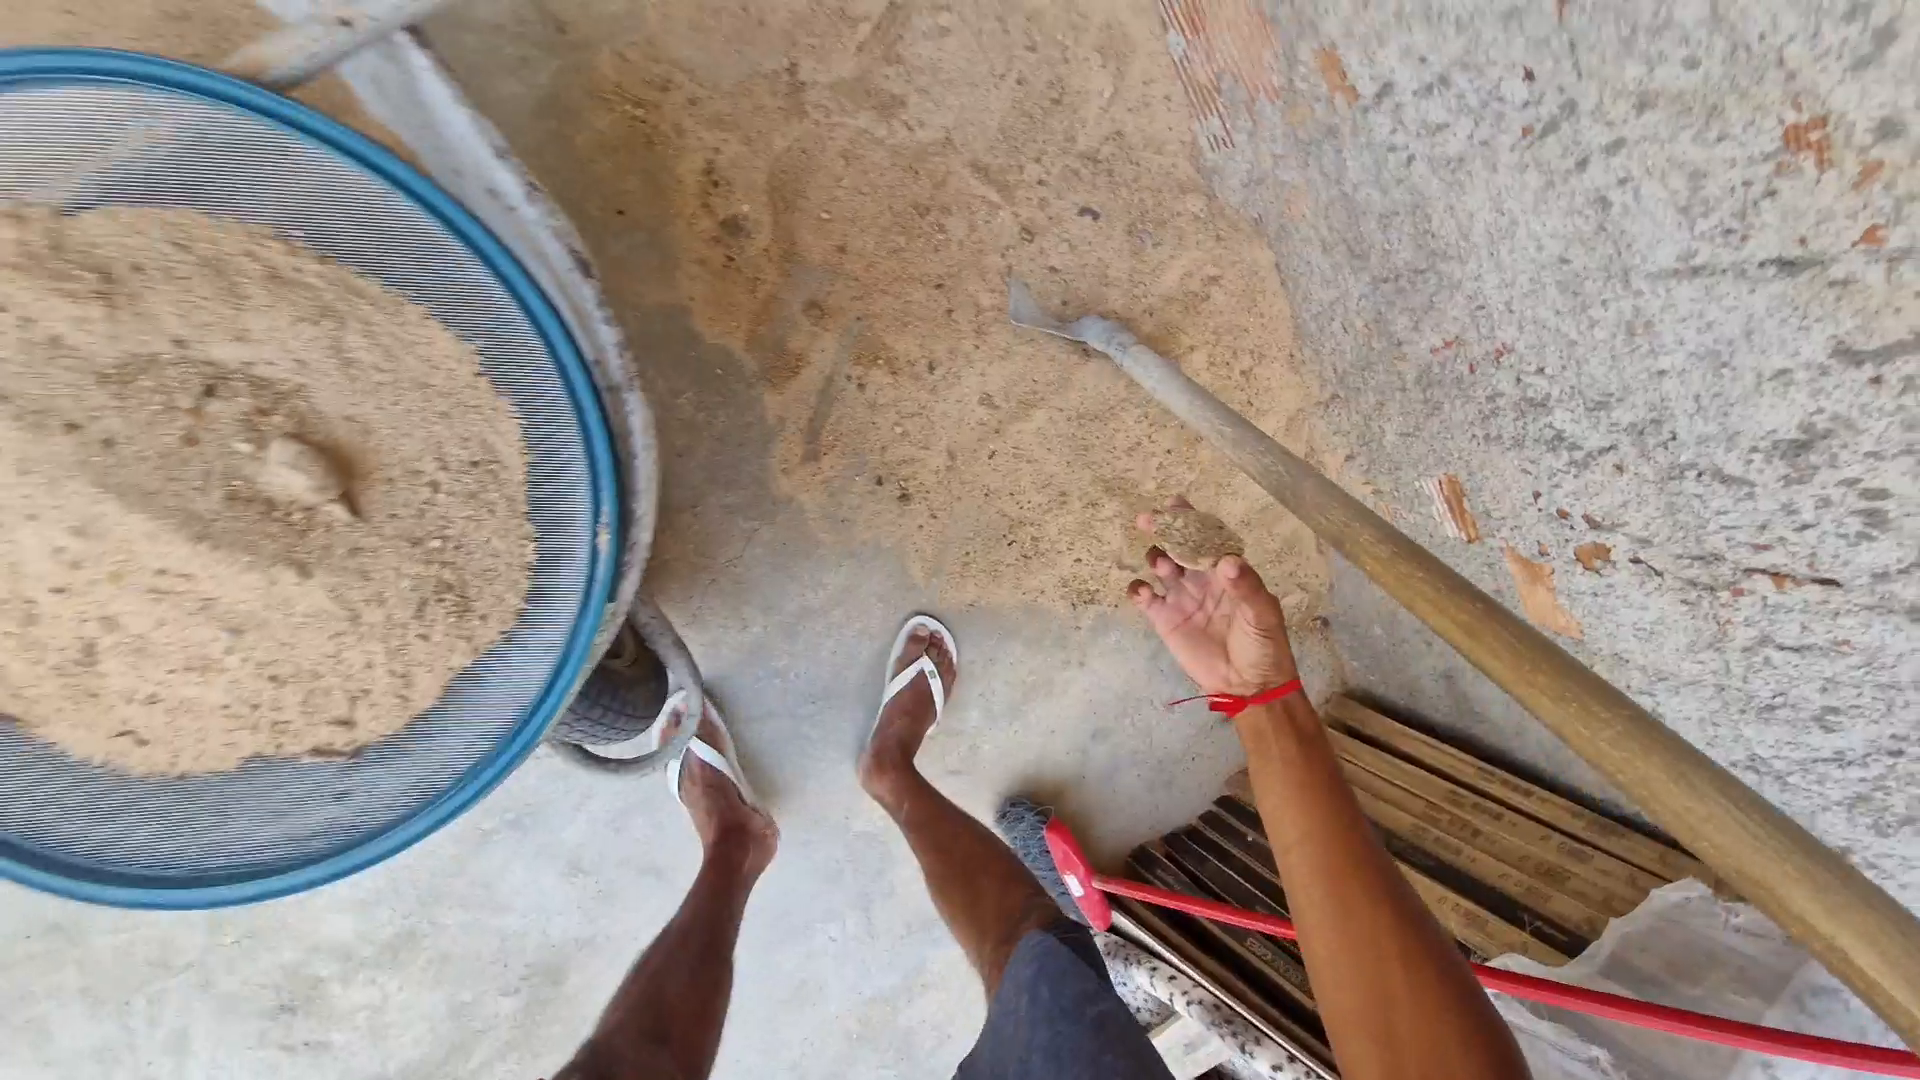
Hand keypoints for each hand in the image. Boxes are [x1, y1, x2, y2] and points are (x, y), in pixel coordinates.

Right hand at [1129, 501, 1296, 697]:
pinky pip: (1144, 598)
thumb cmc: (1263, 645)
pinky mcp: (1164, 619)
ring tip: (1163, 565)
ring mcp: (1180, 598)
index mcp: (1226, 572)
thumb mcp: (1263, 614)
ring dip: (1156, 558)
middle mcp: (1201, 579)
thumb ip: (1246, 586)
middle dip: (1163, 530)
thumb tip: (1225, 560)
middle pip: (1178, 546)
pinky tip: (1143, 592)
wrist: (1249, 686)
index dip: (1190, 519)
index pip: (1206, 538)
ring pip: (1160, 566)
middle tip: (1147, 520)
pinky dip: (1138, 590)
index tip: (1175, 504)